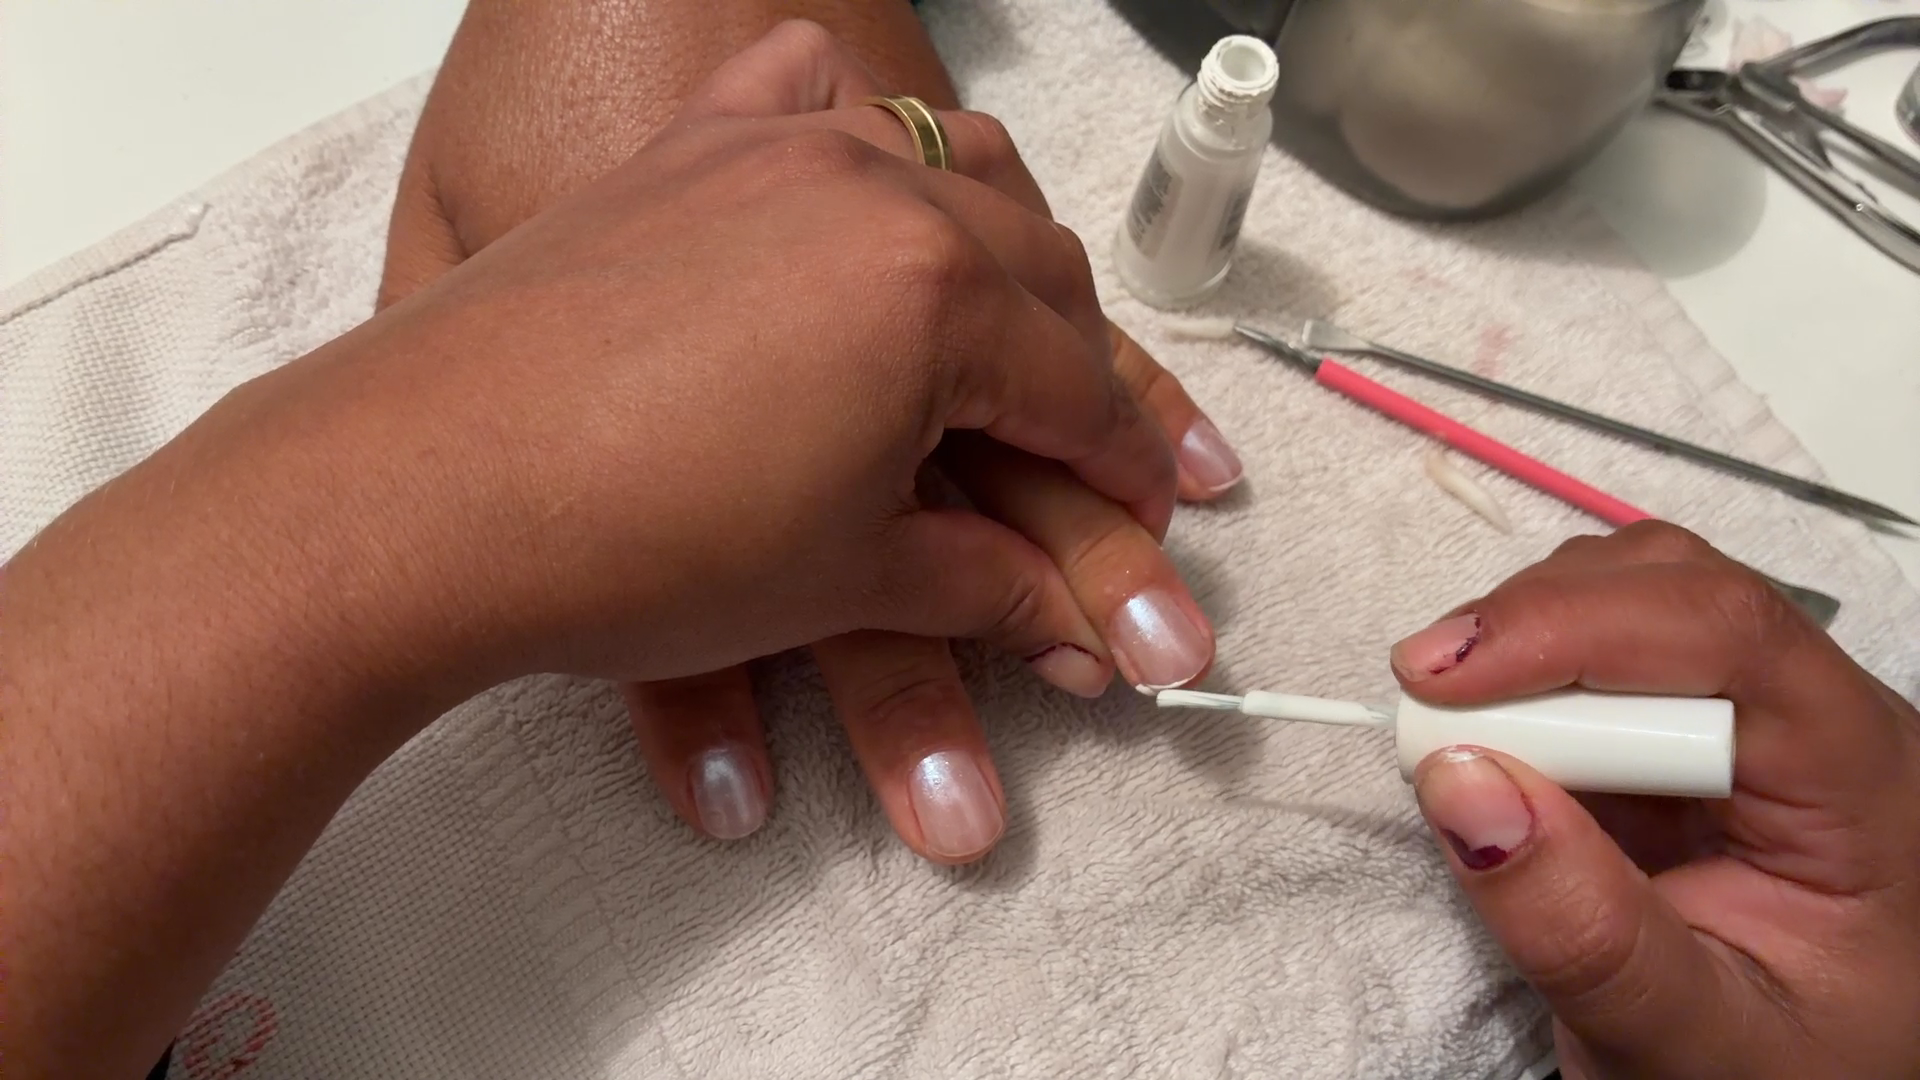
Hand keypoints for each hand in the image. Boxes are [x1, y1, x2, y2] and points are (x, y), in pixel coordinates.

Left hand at [3, 27, 1184, 1073]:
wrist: (414, 502)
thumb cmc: (650, 554)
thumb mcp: (853, 581)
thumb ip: (989, 589)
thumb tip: (1078, 629)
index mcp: (932, 298)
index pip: (1079, 391)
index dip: (1129, 465)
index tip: (1157, 512)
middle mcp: (876, 189)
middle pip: (1043, 274)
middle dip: (1092, 370)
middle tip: (1110, 446)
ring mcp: (778, 147)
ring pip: (959, 173)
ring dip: (1011, 256)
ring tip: (1030, 328)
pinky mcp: (696, 149)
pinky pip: (818, 105)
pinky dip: (874, 143)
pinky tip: (880, 180)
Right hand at [1392, 523, 1919, 1078]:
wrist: (1752, 1065)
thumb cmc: (1750, 1064)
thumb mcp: (1678, 1036)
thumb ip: (1580, 926)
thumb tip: (1458, 777)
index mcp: (1858, 786)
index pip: (1725, 632)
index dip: (1564, 629)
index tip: (1433, 682)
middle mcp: (1803, 714)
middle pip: (1662, 582)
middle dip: (1524, 626)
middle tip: (1426, 697)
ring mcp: (1726, 702)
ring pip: (1612, 586)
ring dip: (1506, 637)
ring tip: (1451, 720)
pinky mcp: (1654, 709)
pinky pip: (1572, 628)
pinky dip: (1501, 655)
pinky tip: (1477, 717)